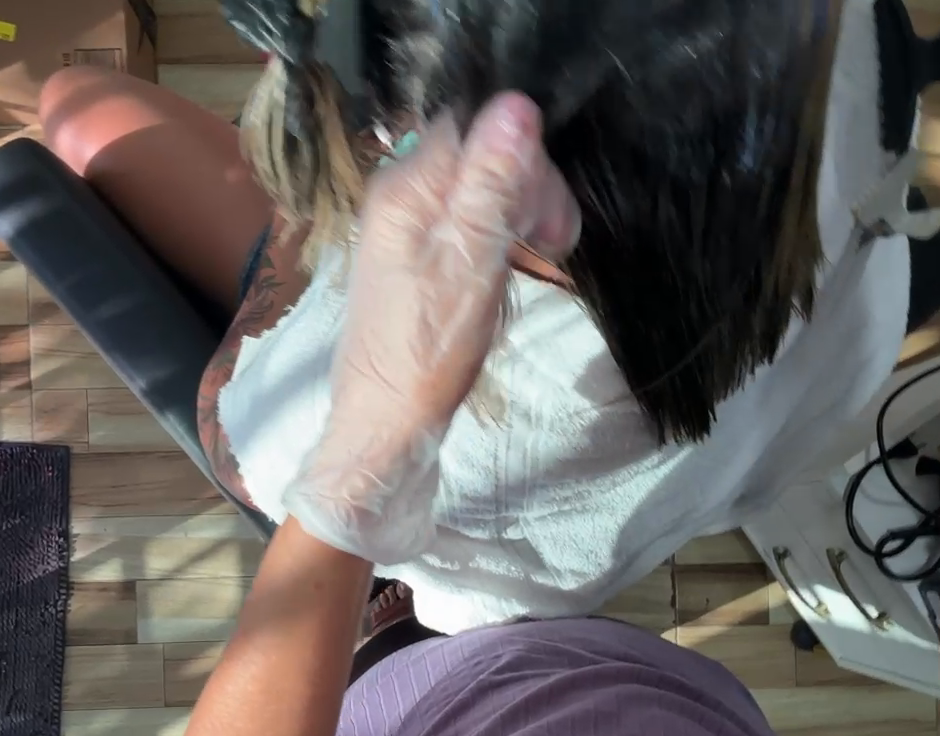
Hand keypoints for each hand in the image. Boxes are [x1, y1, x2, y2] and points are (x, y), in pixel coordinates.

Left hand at [284, 92, 579, 563]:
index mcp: (406, 192)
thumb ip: (489, 189)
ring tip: (537, 263)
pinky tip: (509, 277)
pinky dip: (496, 247)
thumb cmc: (426, 354)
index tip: (550, 212)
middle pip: (477, 160)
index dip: (524, 159)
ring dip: (516, 220)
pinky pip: (465, 233)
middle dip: (526, 190)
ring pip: (475, 198)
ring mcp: (406, 238)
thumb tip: (516, 106)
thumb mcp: (468, 267)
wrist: (385, 426)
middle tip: (554, 244)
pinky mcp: (416, 269)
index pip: (476, 129)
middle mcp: (400, 203)